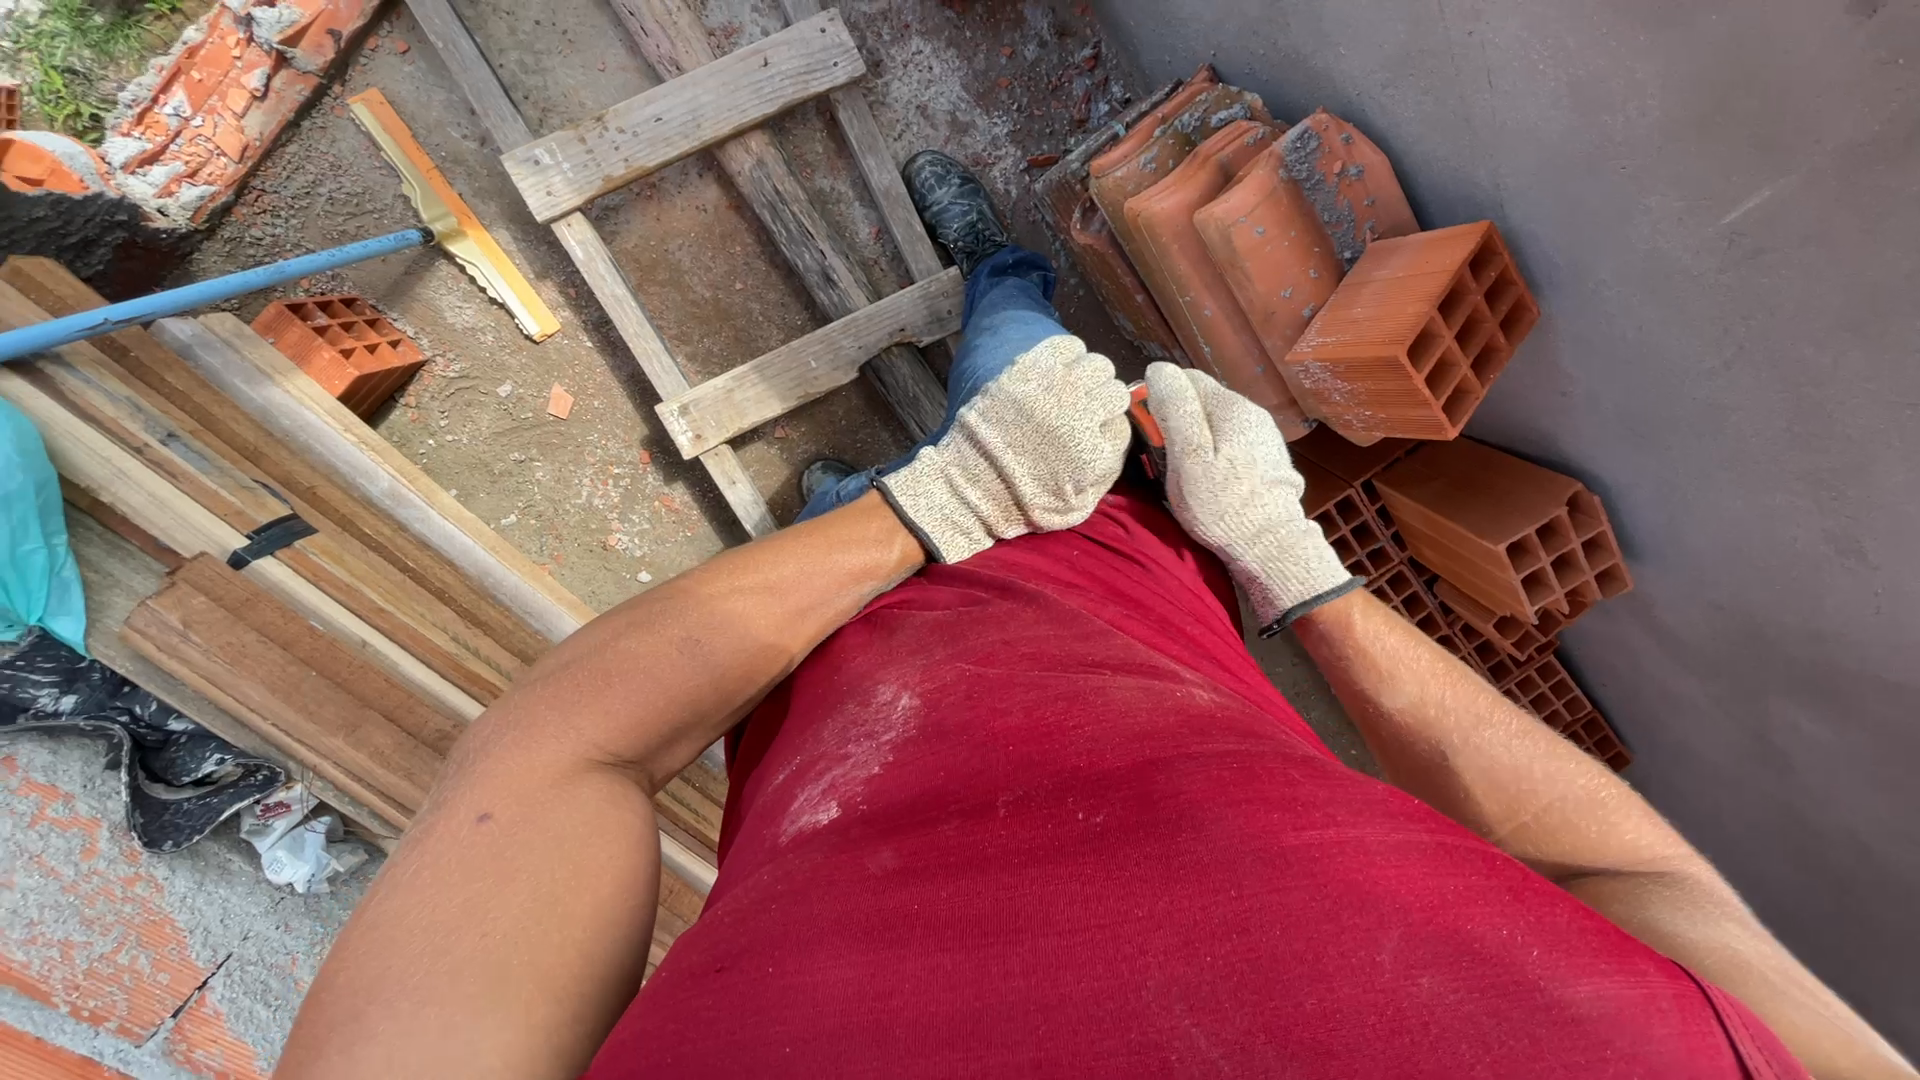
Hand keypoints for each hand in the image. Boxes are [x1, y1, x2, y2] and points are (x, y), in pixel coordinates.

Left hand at [878, 335, 1130, 562]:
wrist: (969, 486)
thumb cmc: (1021, 504)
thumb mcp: (1075, 508)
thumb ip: (1106, 475)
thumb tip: (1117, 437)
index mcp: (1095, 454)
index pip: (1123, 425)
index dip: (1107, 428)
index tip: (1093, 431)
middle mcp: (1081, 416)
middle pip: (1115, 391)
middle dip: (1102, 401)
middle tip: (1083, 408)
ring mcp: (1054, 389)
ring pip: (1097, 365)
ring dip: (1088, 377)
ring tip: (1070, 389)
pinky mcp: (1029, 369)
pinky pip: (1067, 346)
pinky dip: (1068, 354)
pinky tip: (1057, 370)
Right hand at [1144, 363, 1359, 632]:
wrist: (1269, 545)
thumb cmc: (1220, 504)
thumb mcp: (1187, 458)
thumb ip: (1175, 411)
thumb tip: (1158, 369)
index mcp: (1230, 406)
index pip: (1186, 378)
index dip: (1159, 396)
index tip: (1145, 425)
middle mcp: (1251, 411)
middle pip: (1202, 399)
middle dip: (1177, 417)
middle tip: (1160, 453)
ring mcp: (1263, 434)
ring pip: (1216, 421)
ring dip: (1195, 436)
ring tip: (1180, 466)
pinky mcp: (1267, 457)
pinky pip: (1230, 440)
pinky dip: (1213, 450)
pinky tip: (1208, 475)